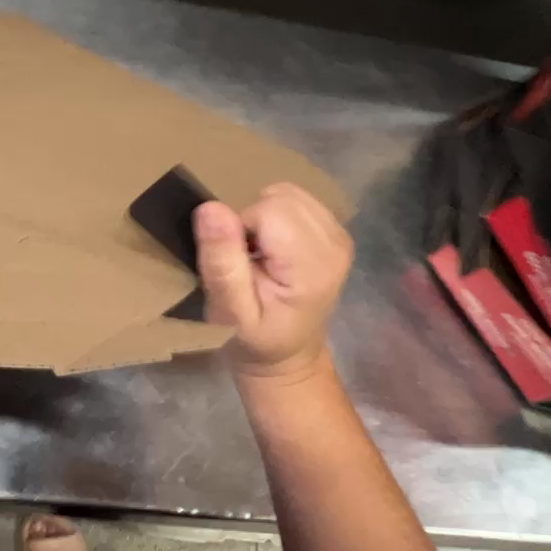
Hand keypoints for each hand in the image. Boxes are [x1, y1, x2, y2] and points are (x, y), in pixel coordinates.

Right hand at [193, 182, 352, 380]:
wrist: (287, 356)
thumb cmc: (254, 339)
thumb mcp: (228, 312)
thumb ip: (221, 262)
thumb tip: (211, 208)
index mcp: (313, 266)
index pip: (267, 211)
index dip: (241, 229)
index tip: (241, 264)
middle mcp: (334, 244)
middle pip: (280, 198)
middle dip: (253, 221)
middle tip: (249, 260)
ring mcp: (339, 236)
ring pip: (288, 194)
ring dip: (264, 217)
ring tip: (260, 253)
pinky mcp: (335, 231)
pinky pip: (297, 200)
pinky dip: (277, 216)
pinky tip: (275, 247)